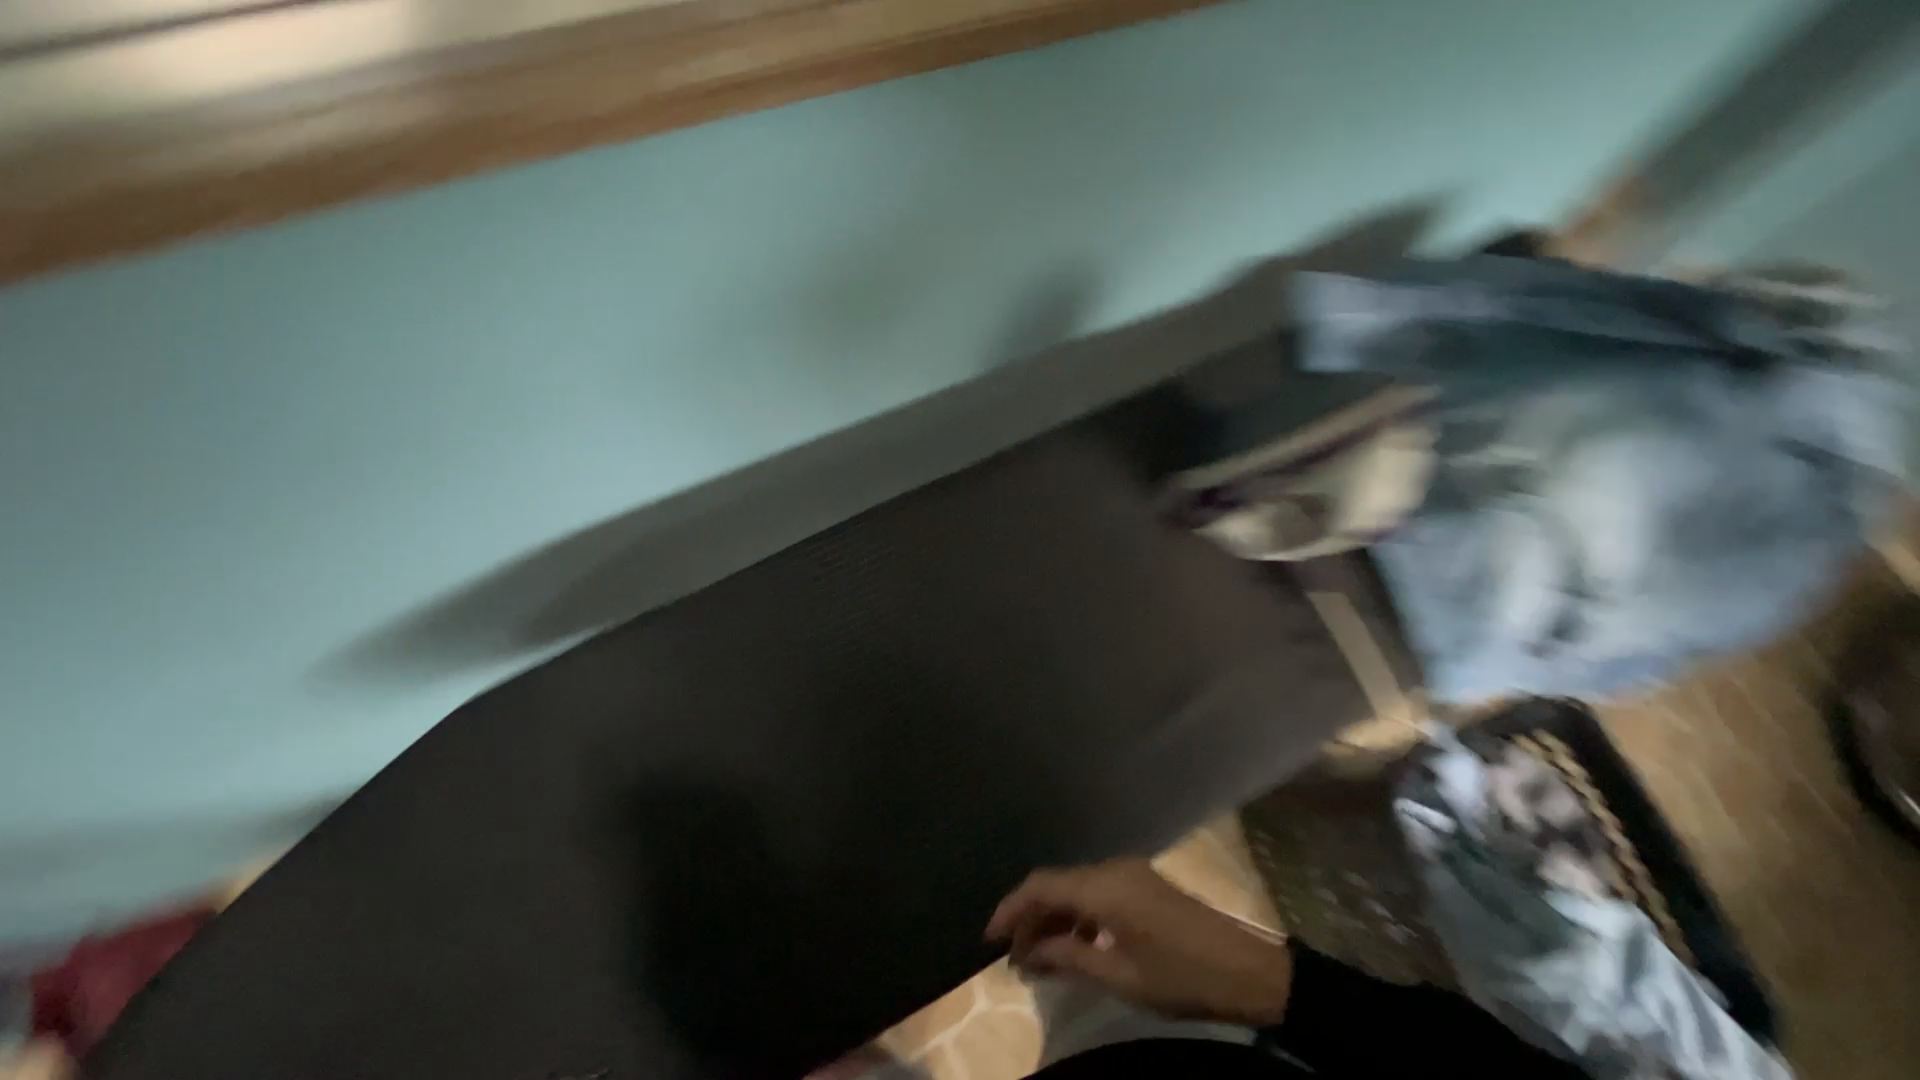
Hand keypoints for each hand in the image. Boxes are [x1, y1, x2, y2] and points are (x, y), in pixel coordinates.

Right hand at [984, 859, 1292, 1025]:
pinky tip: (1076, 948)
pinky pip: (1098, 893)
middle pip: (1057, 884)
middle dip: (1031, 919)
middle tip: (1014, 959)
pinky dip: (1079, 916)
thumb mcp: (1120, 976)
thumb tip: (1030, 953)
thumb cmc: (1180, 975)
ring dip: (1055, 919)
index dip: (1011, 909)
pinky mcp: (1144, 885)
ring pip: (1077, 889)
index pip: (1041, 885)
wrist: (1249, 971)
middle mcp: (1113, 869)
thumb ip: (1069, 957)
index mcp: (1104, 886)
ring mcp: (1132, 874)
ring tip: (1039, 959)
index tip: (989, 938)